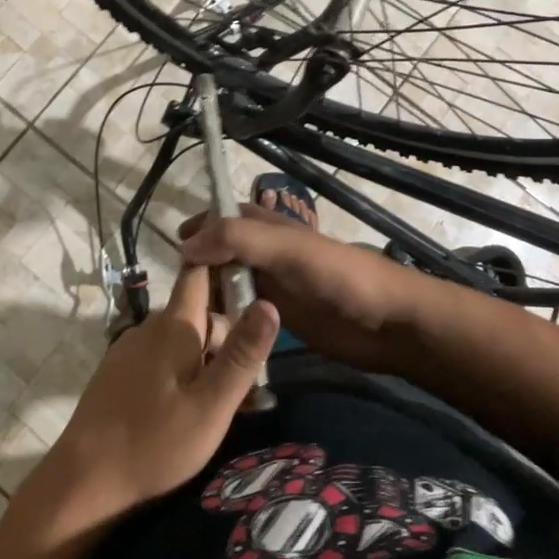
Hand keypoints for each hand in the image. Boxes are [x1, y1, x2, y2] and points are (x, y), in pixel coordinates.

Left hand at [46, 260, 280, 511]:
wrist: (86, 478)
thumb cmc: (156, 442)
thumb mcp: (212, 405)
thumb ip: (241, 355)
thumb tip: (269, 302)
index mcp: (173, 326)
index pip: (198, 273)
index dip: (224, 267)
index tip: (253, 281)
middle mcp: (148, 327)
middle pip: (197, 314)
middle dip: (224, 337)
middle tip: (247, 385)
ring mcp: (129, 349)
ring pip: (180, 340)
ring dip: (204, 361)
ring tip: (221, 406)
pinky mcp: (118, 373)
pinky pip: (160, 359)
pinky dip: (180, 374)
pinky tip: (186, 411)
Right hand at [177, 205, 427, 373]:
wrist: (388, 323)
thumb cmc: (340, 276)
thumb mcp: (287, 249)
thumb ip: (238, 241)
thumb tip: (184, 246)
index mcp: (267, 227)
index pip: (221, 218)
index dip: (197, 228)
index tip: (170, 250)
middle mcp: (264, 255)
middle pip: (219, 255)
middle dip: (196, 269)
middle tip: (171, 297)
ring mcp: (272, 289)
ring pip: (228, 287)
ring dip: (207, 298)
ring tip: (183, 322)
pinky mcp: (278, 321)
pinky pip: (242, 316)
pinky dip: (224, 323)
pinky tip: (208, 340)